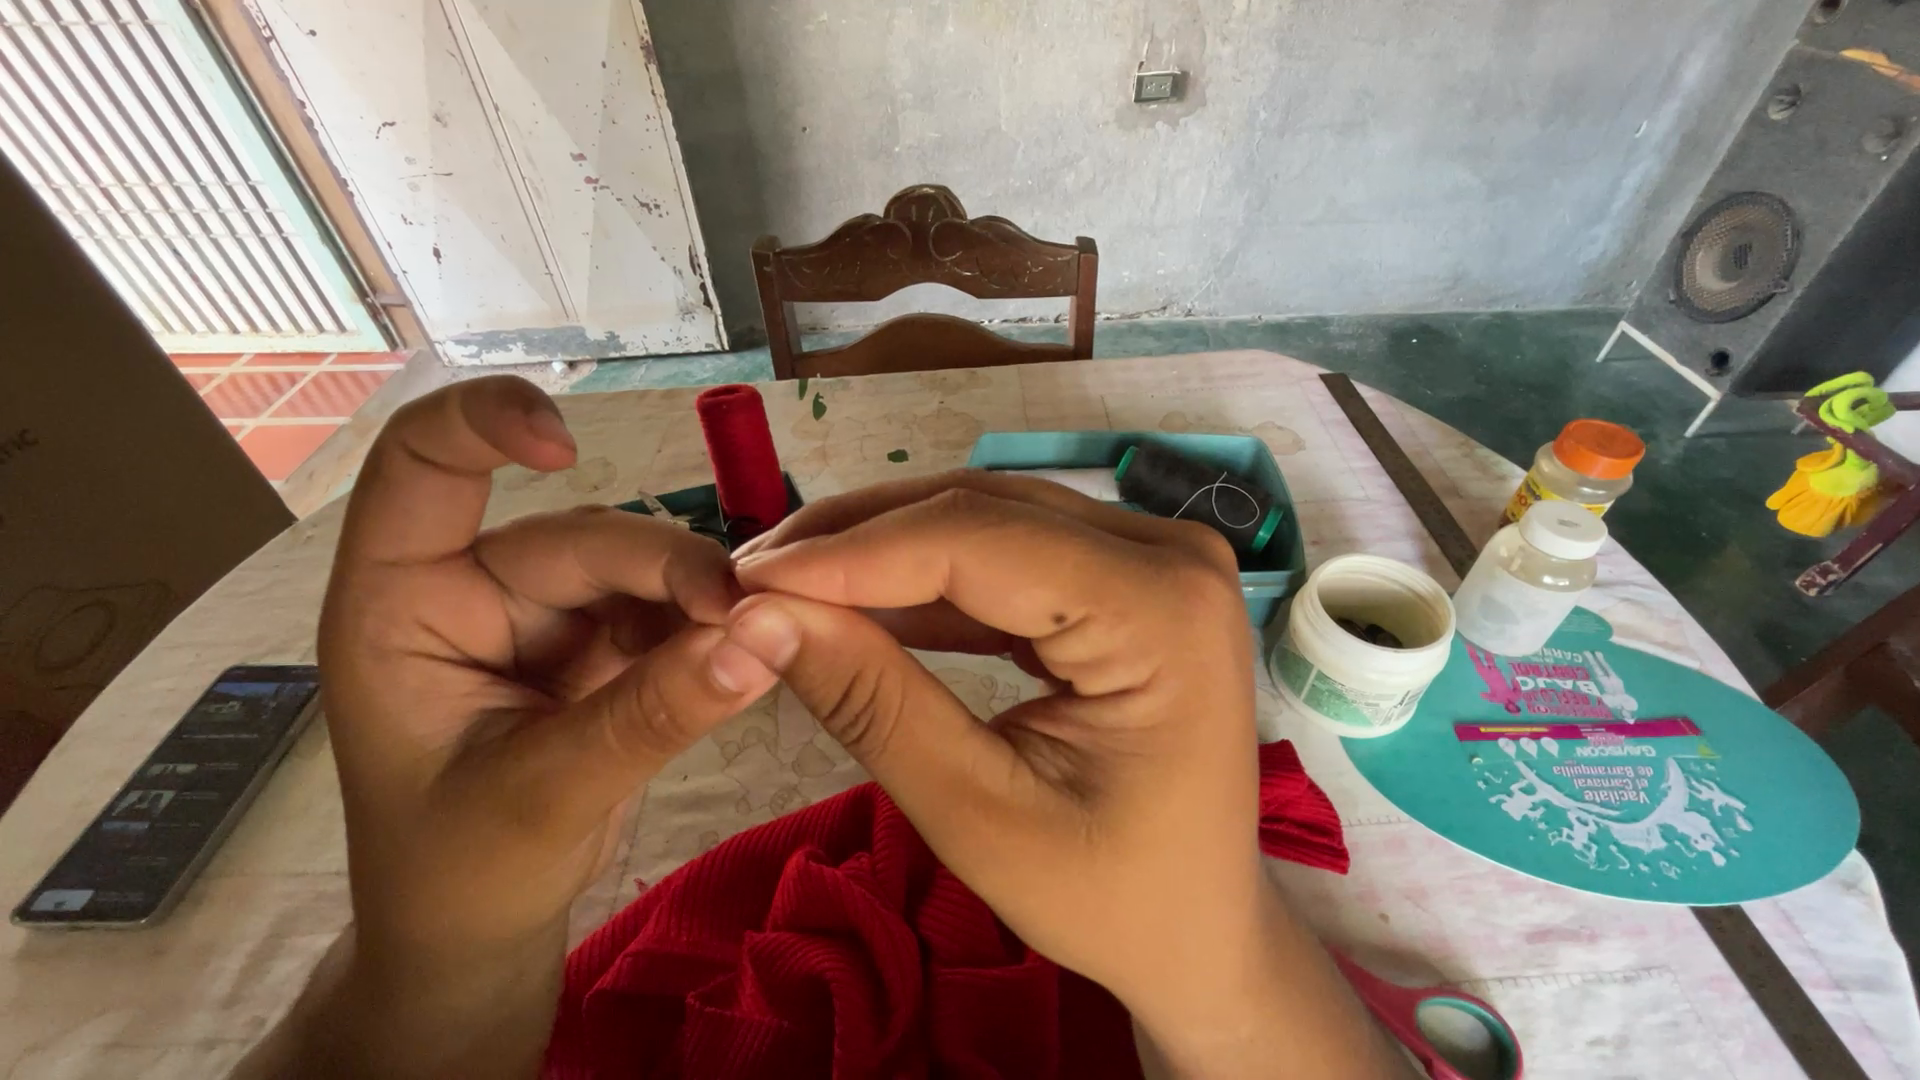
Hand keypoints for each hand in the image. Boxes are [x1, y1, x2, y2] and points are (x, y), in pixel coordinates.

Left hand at [290, 377, 777, 1076]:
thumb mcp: (543, 796)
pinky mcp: (604, 646)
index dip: (482, 424)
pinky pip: (669, 612)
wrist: (481, 928)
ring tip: (749, 644)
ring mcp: (548, 616)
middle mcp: (477, 592)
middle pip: (584, 538)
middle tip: (744, 616)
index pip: (421, 470)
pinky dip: (708, 630)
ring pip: (641, 570)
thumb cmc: (460, 868)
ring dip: (699, 600)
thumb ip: (651, 716)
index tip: (565, 440)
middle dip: (666, 570)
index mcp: (404, 606)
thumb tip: (763, 638)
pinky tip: (737, 656)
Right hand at [724, 472, 1406, 1077]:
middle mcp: (1169, 555)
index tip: (745, 578)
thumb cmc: (1109, 896)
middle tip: (754, 575)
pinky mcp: (1128, 578)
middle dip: (859, 541)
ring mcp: (1154, 559)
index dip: (851, 554)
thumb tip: (760, 615)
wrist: (1198, 929)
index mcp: (1161, 610)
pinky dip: (932, 578)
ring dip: (886, 549)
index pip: (979, 541)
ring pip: (990, 521)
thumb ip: (873, 702)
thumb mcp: (979, 814)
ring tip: (790, 582)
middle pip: (983, 512)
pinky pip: (1012, 554)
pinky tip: (860, 598)